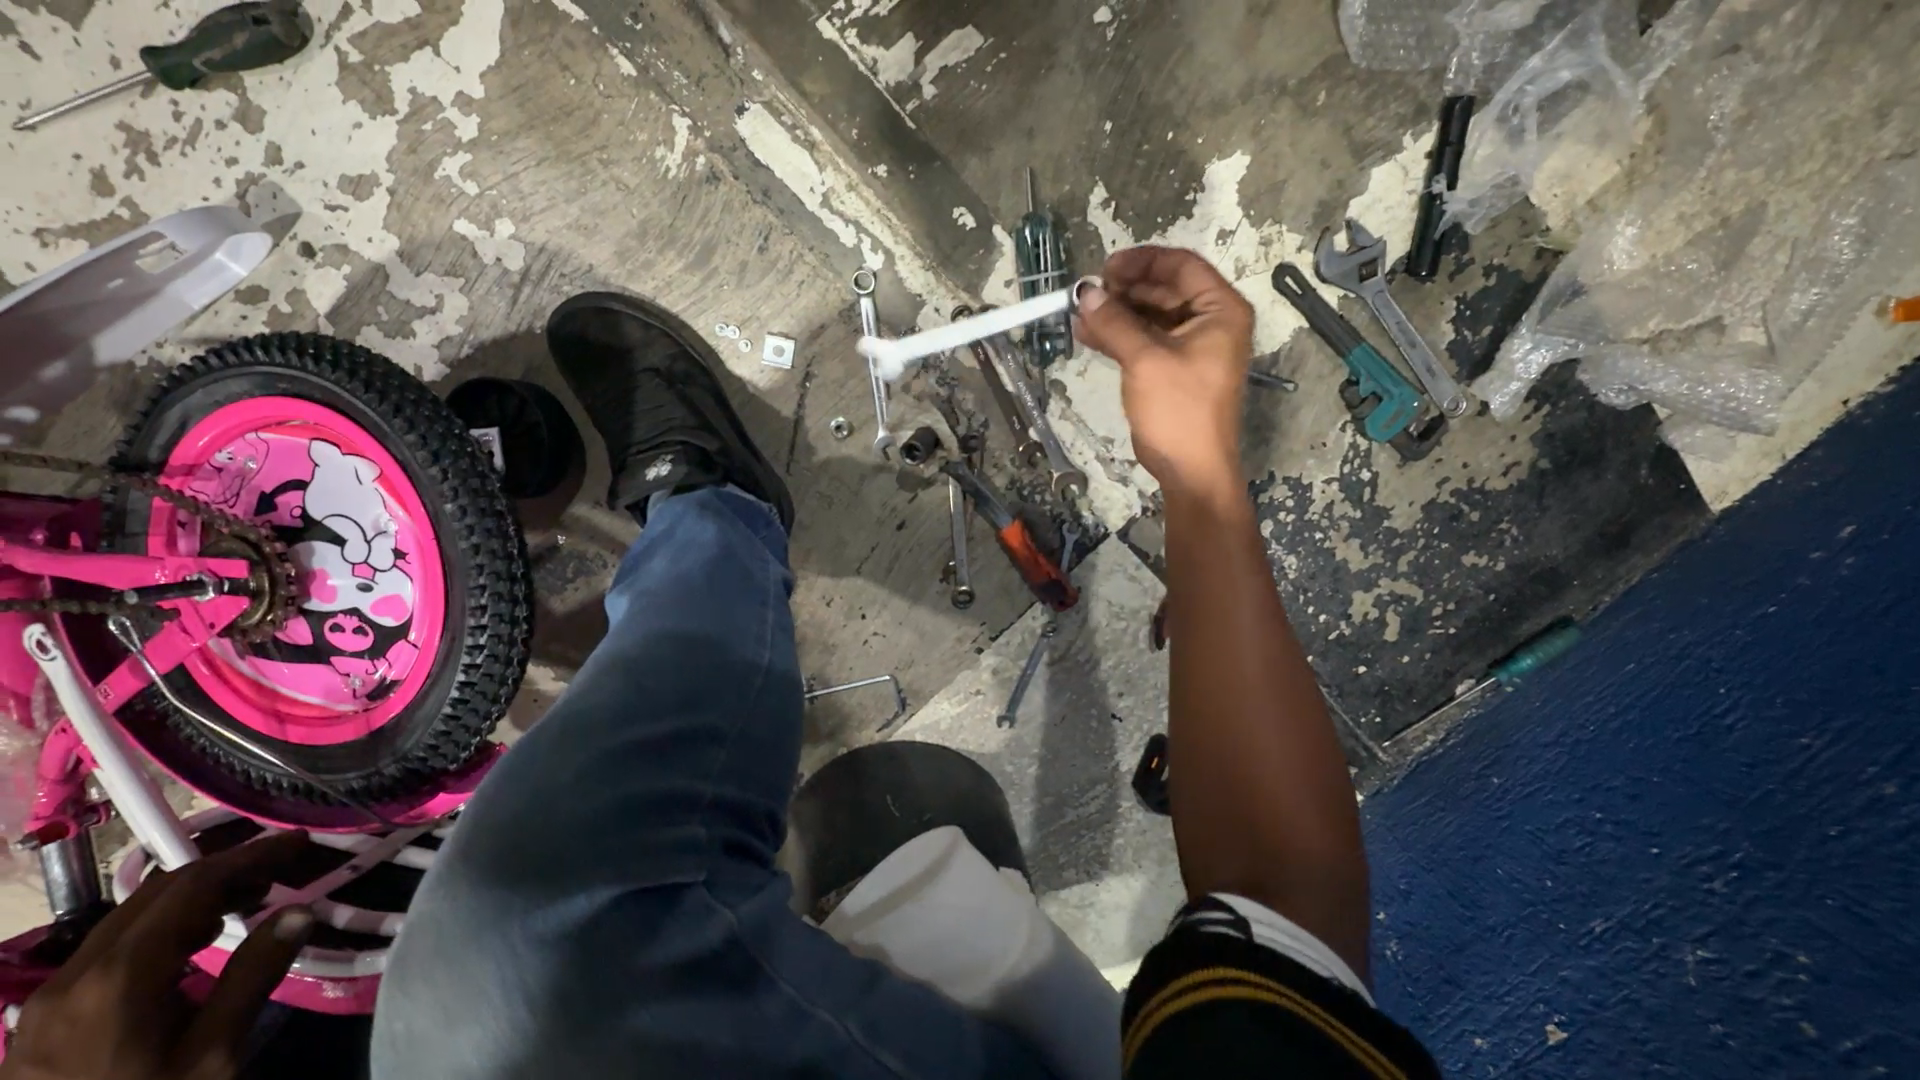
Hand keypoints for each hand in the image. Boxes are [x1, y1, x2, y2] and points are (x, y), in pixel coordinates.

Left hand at [0, 832, 313, 1079]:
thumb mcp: (213, 1056)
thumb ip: (254, 976)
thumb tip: (299, 911)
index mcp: (120, 975)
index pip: (194, 885)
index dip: (252, 855)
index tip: (300, 843)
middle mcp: (77, 972)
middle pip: (157, 893)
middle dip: (224, 870)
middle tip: (282, 870)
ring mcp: (51, 996)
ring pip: (130, 917)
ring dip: (193, 898)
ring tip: (247, 902)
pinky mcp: (43, 1018)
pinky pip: (110, 948)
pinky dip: (163, 928)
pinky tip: (192, 947)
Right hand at [1072, 246, 1254, 497]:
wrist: (1191, 469)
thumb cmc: (1179, 411)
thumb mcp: (1145, 360)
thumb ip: (1115, 323)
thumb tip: (1085, 293)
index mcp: (1221, 310)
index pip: (1182, 266)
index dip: (1143, 261)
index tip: (1105, 268)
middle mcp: (1211, 322)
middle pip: (1165, 289)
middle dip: (1125, 289)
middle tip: (1088, 294)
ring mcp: (1192, 347)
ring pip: (1151, 315)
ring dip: (1117, 313)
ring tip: (1079, 313)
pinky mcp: (1174, 369)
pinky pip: (1145, 340)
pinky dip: (1119, 335)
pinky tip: (1087, 334)